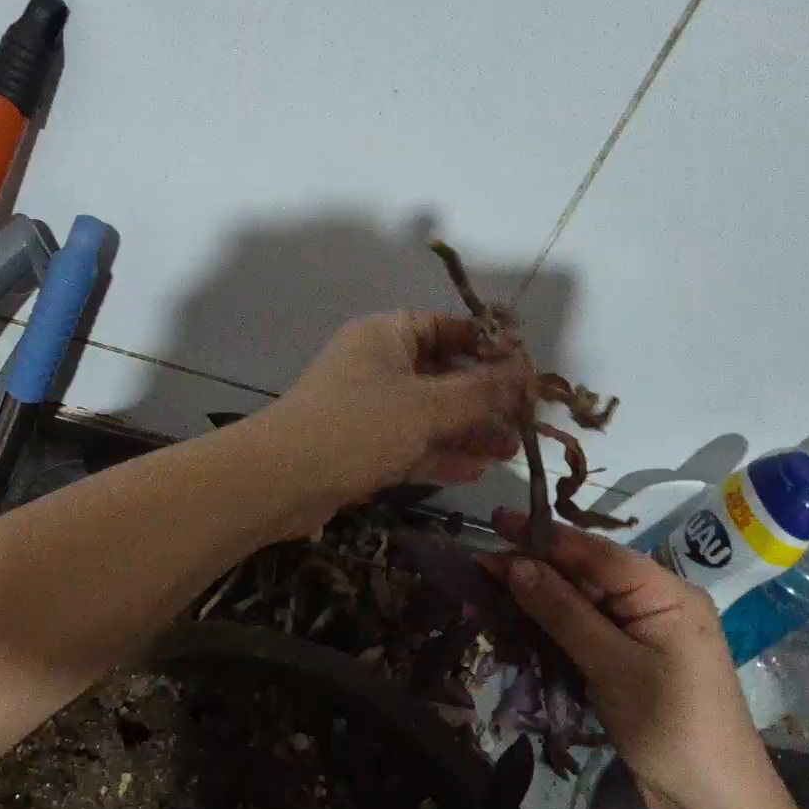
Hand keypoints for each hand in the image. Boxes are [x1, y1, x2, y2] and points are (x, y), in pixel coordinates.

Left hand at [255, 312, 523, 498]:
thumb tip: (525, 372)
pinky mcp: (361, 448)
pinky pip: (410, 445)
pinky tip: (477, 470)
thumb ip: (479, 392)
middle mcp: (376, 365)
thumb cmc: (358, 426)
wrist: (281, 480)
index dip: (487, 346)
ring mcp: (367, 409)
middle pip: (441, 375)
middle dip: (484, 398)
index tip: (526, 369)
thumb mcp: (427, 406)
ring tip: (512, 450)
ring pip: (428, 415)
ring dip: (468, 431)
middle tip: (527, 420)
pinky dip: (440, 455)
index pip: (446, 328)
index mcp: (386, 335)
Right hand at [481, 509, 771, 808]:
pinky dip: (550, 629)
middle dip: (533, 569)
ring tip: (486, 594)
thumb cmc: (670, 728)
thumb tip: (515, 565)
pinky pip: (584, 632)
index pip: (594, 552)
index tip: (495, 522)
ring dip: (535, 601)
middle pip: (585, 574)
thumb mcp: (612, 665)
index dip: (542, 536)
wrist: (716, 806)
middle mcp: (655, 604)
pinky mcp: (630, 662)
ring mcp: (643, 635)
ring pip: (580, 603)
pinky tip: (516, 625)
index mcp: (665, 593)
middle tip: (478, 568)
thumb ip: (563, 612)